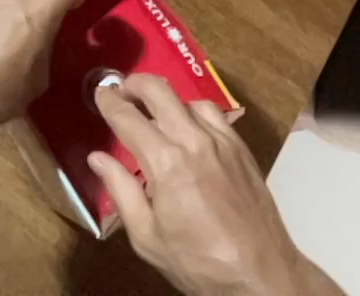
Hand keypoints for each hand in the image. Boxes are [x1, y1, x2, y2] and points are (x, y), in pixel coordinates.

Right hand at [90, 75, 340, 295]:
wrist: (261, 275)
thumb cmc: (199, 262)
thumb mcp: (148, 237)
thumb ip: (121, 191)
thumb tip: (98, 158)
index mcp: (165, 162)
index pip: (128, 118)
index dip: (109, 101)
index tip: (99, 92)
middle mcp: (192, 140)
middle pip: (158, 91)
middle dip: (134, 84)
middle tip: (121, 91)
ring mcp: (220, 139)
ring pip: (186, 98)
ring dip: (165, 97)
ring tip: (153, 110)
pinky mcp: (240, 146)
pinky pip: (212, 112)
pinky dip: (192, 110)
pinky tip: (188, 125)